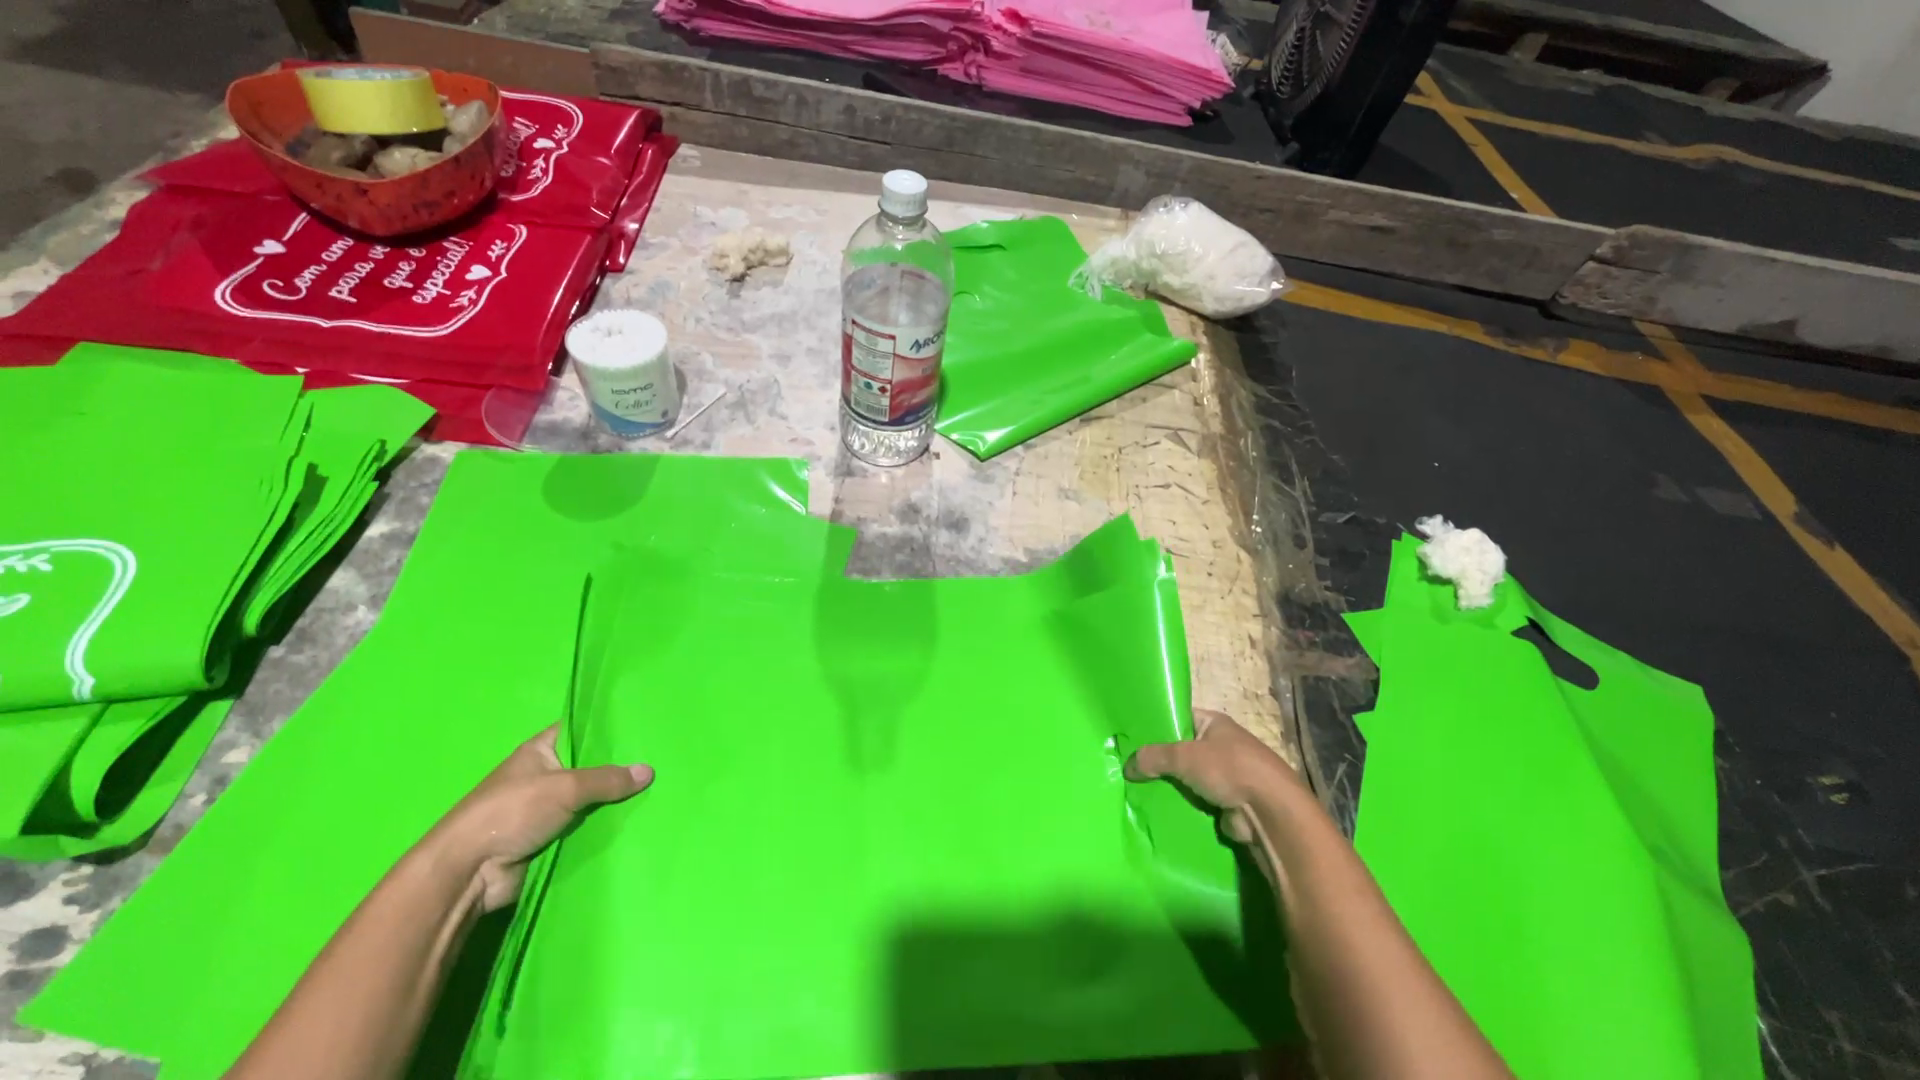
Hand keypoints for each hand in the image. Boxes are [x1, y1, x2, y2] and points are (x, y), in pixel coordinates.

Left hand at [428, 726, 653, 909]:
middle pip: (590, 767)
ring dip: (615, 802)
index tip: (644, 726)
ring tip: (659, 792)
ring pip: (591, 800)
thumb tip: (649, 770)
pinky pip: (585, 828)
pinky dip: (604, 828)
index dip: (608, 728)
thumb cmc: (512, 812)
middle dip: (620, 768)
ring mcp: (546, 809)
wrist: (471, 869)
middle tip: (662, 762)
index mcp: (540, 751)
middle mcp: (544, 776)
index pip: (579, 730)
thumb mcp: (565, 787)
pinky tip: (638, 822)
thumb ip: (607, 780)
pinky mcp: (550, 838)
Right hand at [1124, 709, 1300, 844]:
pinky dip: (1178, 804)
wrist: (1269, 811)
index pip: (1177, 716)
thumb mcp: (1184, 756)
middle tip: (1125, 767)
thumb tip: (1127, 766)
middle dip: (1156, 760)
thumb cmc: (1228, 769)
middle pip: (1178, 750)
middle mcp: (1219, 745)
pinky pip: (1193, 799)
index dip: (1154, 724)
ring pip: (1184, 777)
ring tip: (1133, 789)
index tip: (1128, 736)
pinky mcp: (1223, 801)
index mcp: (1213, 723)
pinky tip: (1154, 808)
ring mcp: (1223, 775)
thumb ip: (1153, 757)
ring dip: (1166, 785)